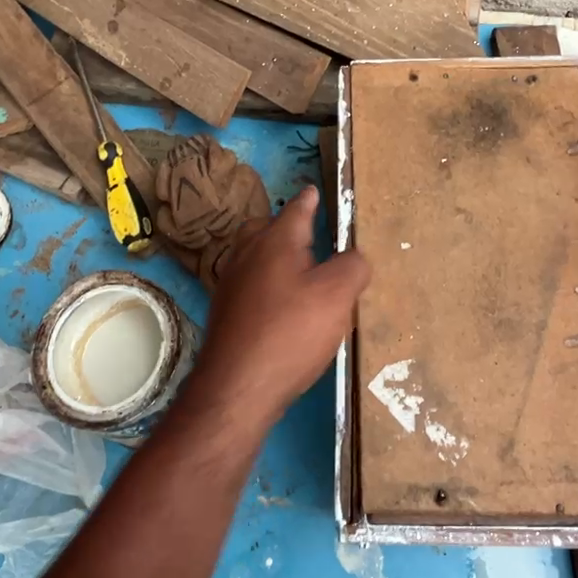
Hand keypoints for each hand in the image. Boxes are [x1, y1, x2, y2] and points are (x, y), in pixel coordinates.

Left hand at [183, 186, 369, 436]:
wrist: (236, 386)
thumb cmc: (290, 333)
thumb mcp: (337, 296)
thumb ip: (352, 268)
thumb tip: (353, 258)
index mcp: (275, 241)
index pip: (296, 210)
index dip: (309, 200)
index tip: (313, 191)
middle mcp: (247, 254)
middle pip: (264, 228)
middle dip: (284, 225)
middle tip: (306, 233)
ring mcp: (230, 284)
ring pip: (252, 255)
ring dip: (272, 255)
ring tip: (295, 269)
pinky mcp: (224, 314)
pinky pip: (247, 284)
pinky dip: (264, 283)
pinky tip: (277, 305)